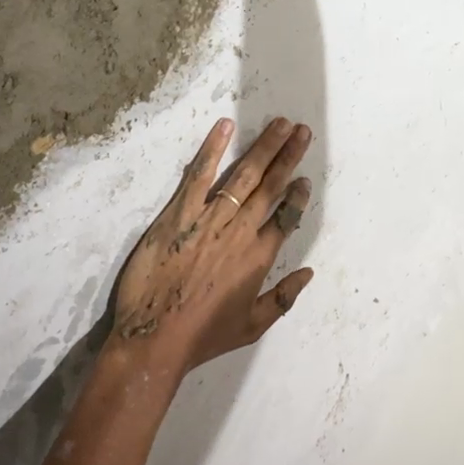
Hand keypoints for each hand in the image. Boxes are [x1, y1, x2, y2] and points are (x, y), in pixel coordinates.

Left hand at [111, 117, 314, 373]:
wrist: (154, 341)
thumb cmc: (202, 336)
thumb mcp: (251, 327)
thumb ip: (283, 299)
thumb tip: (309, 272)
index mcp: (259, 257)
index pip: (286, 216)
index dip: (297, 195)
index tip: (304, 178)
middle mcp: (240, 231)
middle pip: (270, 186)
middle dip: (288, 156)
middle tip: (302, 130)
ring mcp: (210, 218)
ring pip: (244, 175)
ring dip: (264, 147)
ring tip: (280, 124)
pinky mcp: (179, 213)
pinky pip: (200, 175)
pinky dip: (214, 149)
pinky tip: (226, 125)